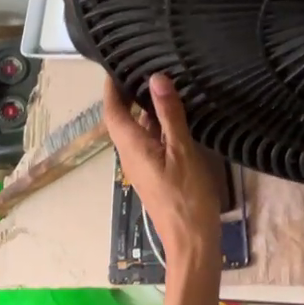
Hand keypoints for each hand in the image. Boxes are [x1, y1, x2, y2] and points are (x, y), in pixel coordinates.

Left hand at [101, 72, 223, 263]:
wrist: (192, 240)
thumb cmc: (187, 197)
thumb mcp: (182, 151)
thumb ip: (170, 115)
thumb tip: (156, 78)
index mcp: (132, 147)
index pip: (112, 110)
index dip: (111, 87)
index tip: (116, 63)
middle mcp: (132, 155)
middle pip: (123, 119)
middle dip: (129, 93)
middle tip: (144, 66)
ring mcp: (144, 166)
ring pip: (139, 131)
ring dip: (145, 109)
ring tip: (164, 84)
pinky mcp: (157, 174)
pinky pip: (151, 142)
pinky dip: (159, 125)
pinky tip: (176, 117)